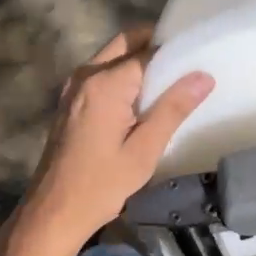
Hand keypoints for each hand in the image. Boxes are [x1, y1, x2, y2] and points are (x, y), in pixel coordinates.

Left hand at [14, 28, 213, 255]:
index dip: (173, 52)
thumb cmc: (101, 184)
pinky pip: (100, 73)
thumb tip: (203, 76)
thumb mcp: (144, 150)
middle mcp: (86, 75)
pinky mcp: (70, 100)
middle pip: (126, 43)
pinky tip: (141, 99)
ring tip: (169, 81)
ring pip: (112, 56)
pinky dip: (121, 75)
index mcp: (105, 83)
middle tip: (185, 64)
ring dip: (137, 60)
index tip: (198, 57)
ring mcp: (73, 86)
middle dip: (154, 46)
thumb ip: (173, 108)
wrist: (53, 212)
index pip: (147, 52)